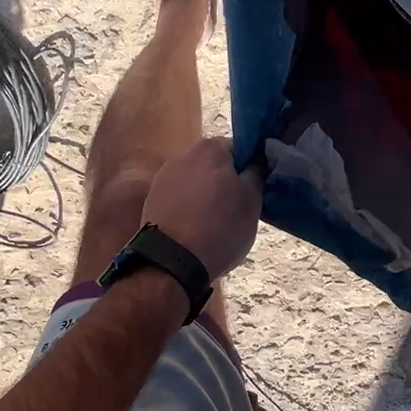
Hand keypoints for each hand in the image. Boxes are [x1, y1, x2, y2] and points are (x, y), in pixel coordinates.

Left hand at [140, 137, 264, 281]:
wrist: (172, 262)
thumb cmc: (220, 227)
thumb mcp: (252, 200)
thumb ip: (257, 172)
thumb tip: (259, 158)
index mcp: (210, 148)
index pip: (239, 149)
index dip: (250, 169)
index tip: (253, 191)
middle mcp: (184, 154)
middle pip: (215, 164)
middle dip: (226, 181)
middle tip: (237, 208)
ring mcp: (163, 176)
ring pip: (196, 181)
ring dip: (206, 194)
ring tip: (215, 222)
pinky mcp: (152, 198)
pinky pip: (180, 197)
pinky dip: (189, 207)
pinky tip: (195, 228)